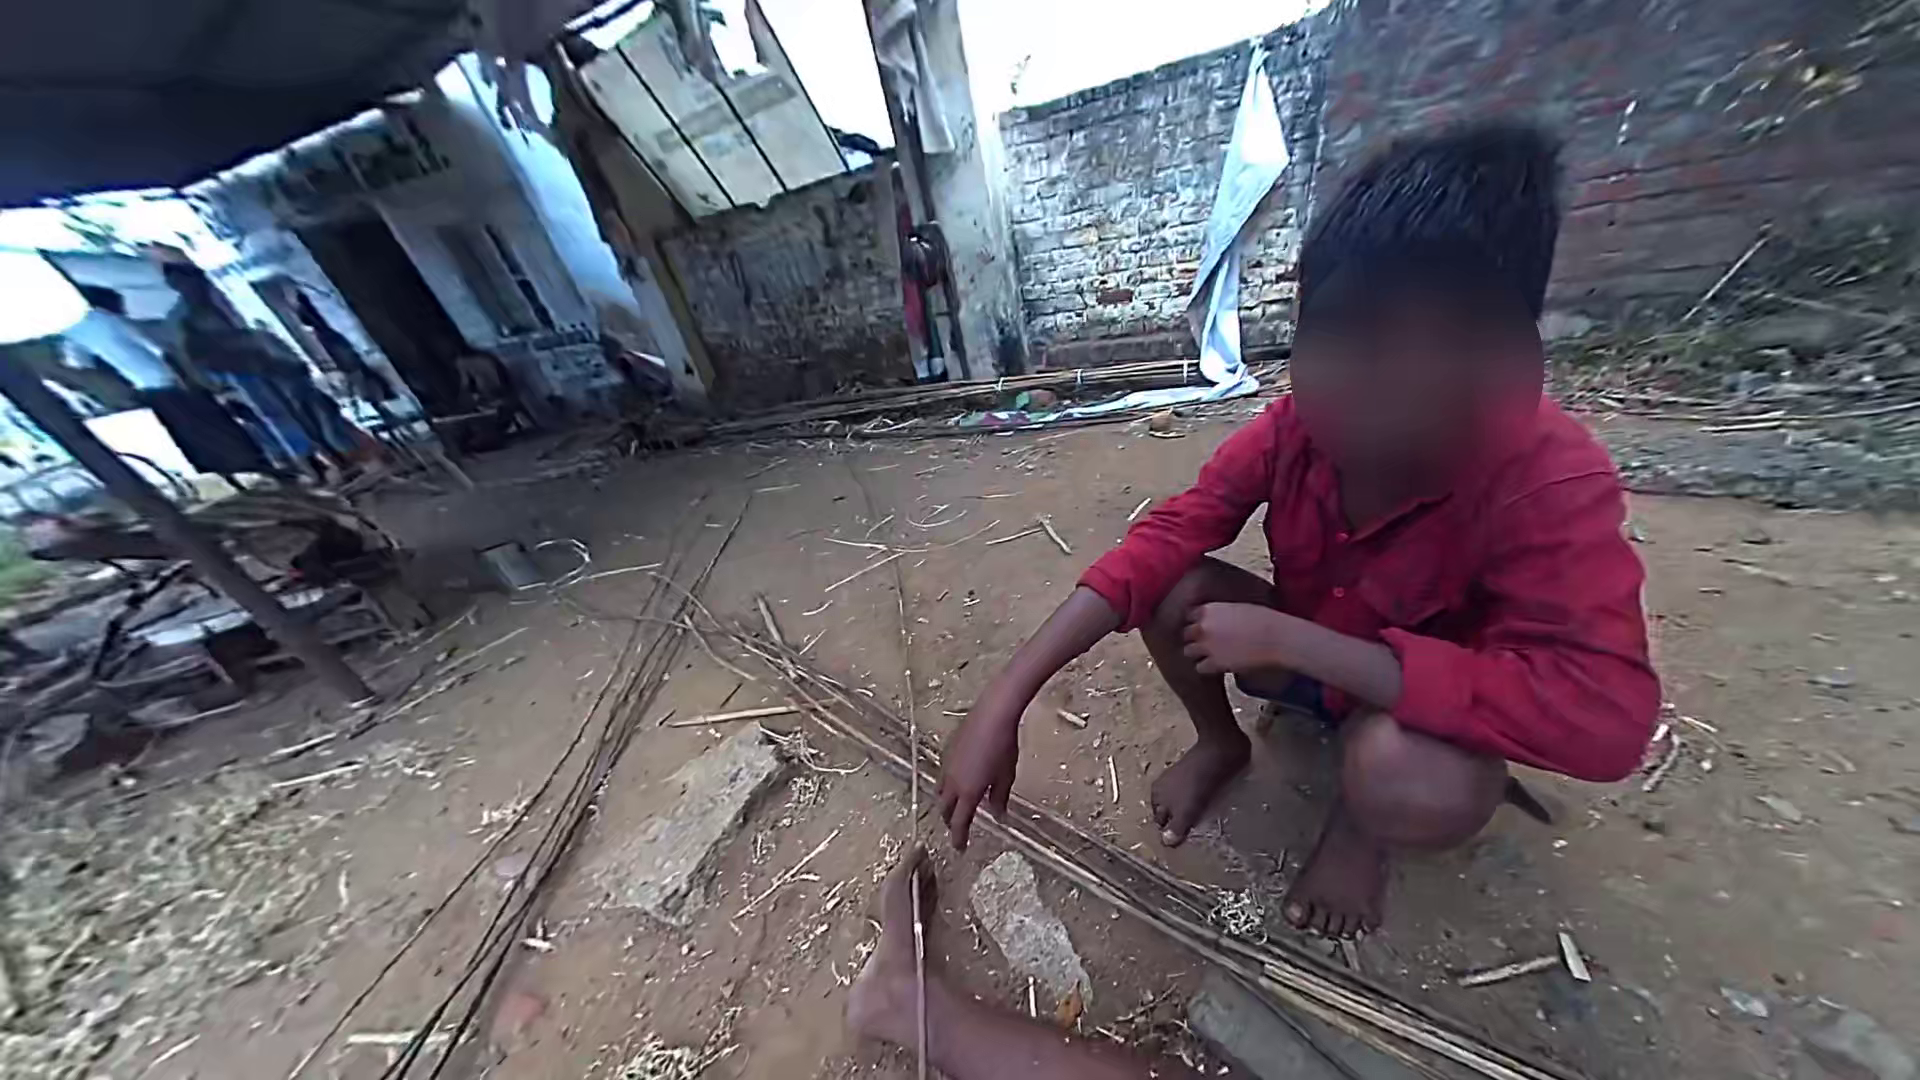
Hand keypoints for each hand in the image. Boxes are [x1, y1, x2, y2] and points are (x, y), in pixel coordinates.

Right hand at [937, 683, 1024, 850]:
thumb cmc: (1003, 747)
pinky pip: (942, 773)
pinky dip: (947, 783)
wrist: (992, 715)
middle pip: (944, 808)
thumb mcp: (1006, 776)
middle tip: (957, 826)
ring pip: (940, 790)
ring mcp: (946, 764)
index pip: (958, 822)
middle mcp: (952, 781)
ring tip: (955, 804)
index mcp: (968, 792)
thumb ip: (999, 798)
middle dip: (949, 820)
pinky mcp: (947, 749)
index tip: (959, 848)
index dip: (958, 838)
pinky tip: (958, 778)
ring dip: (946, 802)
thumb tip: (997, 815)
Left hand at [1182, 602, 1288, 675]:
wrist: (1277, 638)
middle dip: (1195, 637)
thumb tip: (1215, 618)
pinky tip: (1217, 665)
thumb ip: (1219, 612)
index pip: (1189, 616)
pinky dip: (1207, 667)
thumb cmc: (1264, 619)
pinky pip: (1199, 667)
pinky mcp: (1214, 663)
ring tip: (1210, 655)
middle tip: (1207, 642)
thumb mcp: (1237, 607)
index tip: (1204, 626)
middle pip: (1186, 633)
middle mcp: (1202, 627)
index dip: (1197, 622)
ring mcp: (1206, 646)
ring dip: (1198, 653)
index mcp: (1208, 610)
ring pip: (1188, 651)